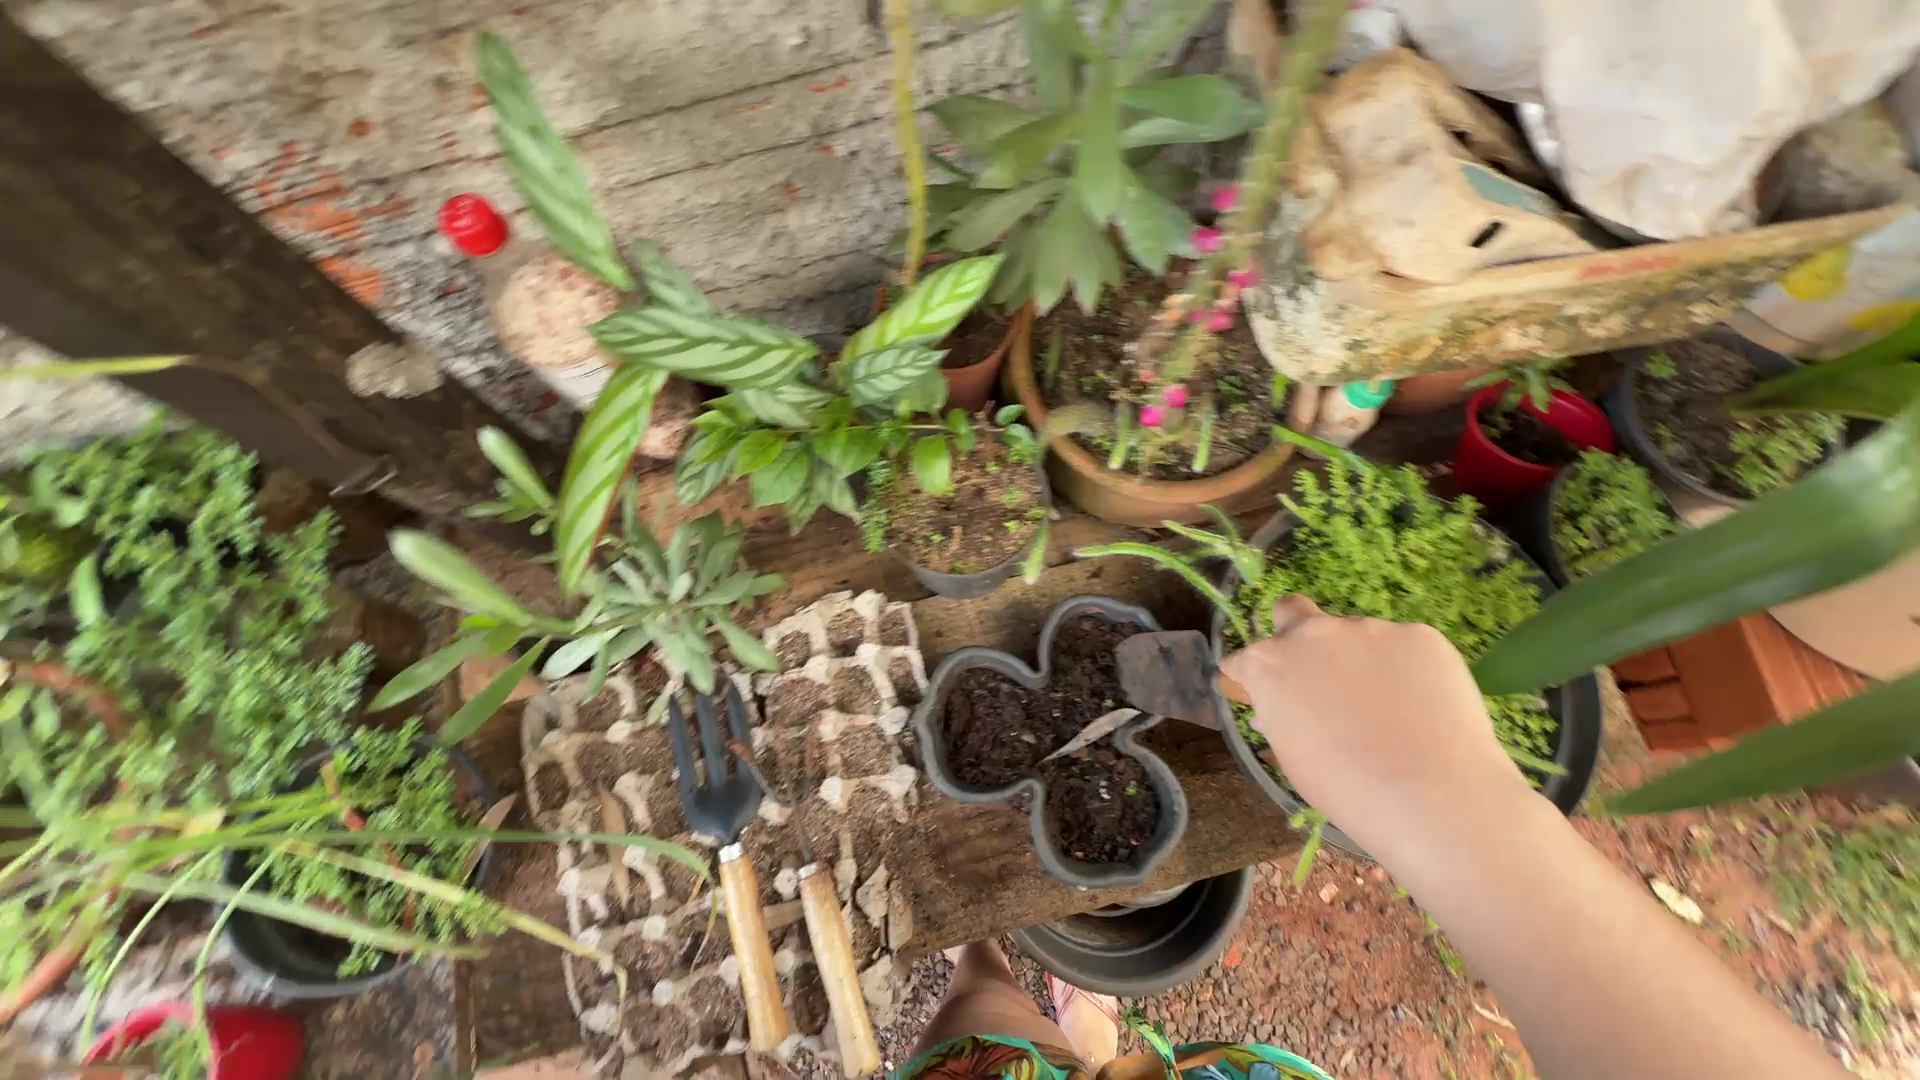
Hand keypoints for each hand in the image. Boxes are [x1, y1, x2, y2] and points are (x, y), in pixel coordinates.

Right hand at [1218, 595, 1535, 859]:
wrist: (1432, 797)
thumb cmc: (1346, 788)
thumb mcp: (1291, 754)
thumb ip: (1282, 715)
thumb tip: (1288, 706)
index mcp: (1268, 664)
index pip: (1241, 660)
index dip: (1250, 679)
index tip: (1265, 695)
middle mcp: (1310, 634)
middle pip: (1290, 611)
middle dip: (1293, 633)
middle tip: (1317, 672)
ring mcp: (1367, 629)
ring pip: (1355, 635)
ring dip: (1359, 659)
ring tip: (1390, 707)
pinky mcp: (1419, 635)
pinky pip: (1404, 647)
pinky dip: (1406, 669)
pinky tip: (1422, 706)